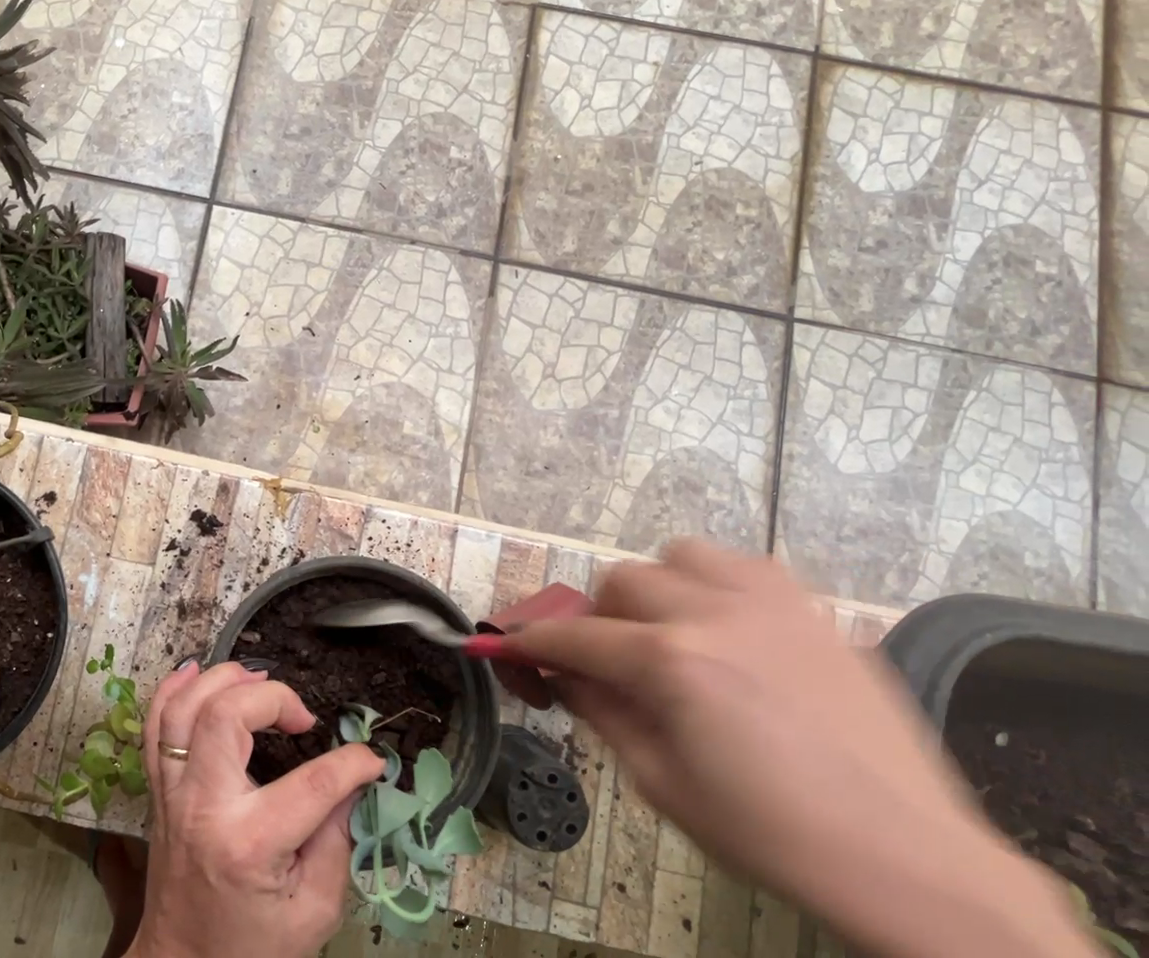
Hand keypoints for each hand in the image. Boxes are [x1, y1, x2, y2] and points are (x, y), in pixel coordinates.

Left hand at [125, 661, 384, 957]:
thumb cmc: (252, 946)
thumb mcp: (314, 911)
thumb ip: (337, 842)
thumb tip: (353, 783)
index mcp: (249, 844)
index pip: (311, 783)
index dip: (352, 763)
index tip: (371, 760)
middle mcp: (203, 807)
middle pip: (224, 717)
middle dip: (271, 697)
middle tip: (301, 717)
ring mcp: (173, 793)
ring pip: (182, 709)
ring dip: (221, 680)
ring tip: (258, 681)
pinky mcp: (158, 789)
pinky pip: (153, 725)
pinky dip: (173, 690)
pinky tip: (199, 673)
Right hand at [488, 541, 1101, 957]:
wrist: (906, 857)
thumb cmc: (769, 834)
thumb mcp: (660, 783)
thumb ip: (602, 712)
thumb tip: (562, 676)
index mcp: (670, 663)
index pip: (574, 638)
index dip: (530, 642)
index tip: (506, 646)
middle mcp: (713, 615)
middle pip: (620, 582)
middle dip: (596, 618)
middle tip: (604, 661)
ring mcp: (771, 606)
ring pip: (680, 555)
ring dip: (657, 588)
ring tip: (668, 632)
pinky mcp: (815, 613)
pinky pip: (746, 566)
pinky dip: (716, 584)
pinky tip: (726, 626)